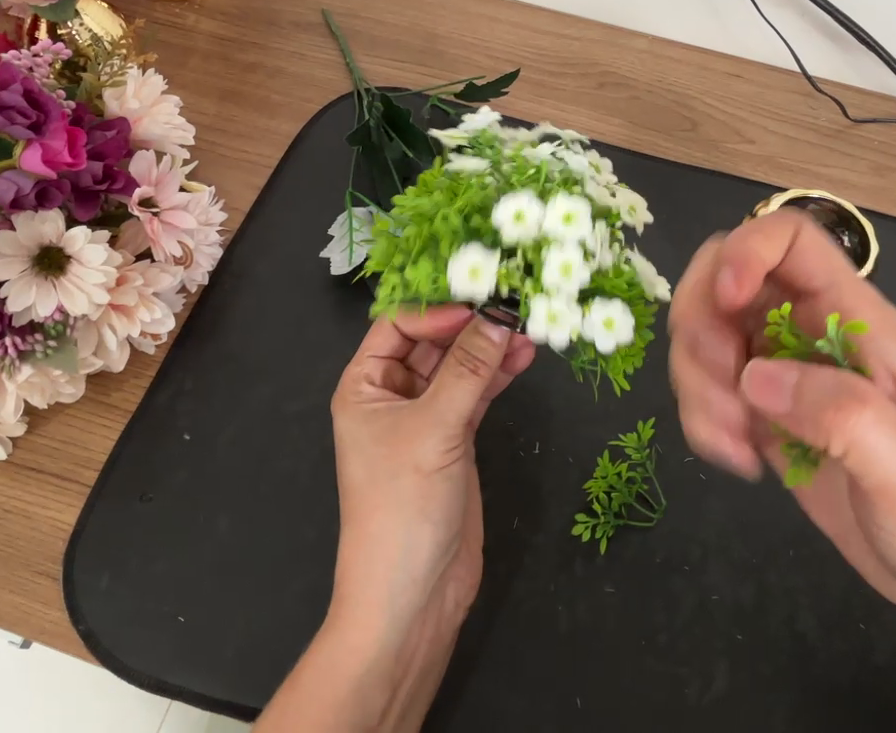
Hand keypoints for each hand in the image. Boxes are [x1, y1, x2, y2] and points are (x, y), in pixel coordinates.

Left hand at [258, 306, 534, 732]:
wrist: (412, 594)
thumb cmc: (403, 504)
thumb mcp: (433, 429)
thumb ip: (469, 369)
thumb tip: (501, 315)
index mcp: (365, 384)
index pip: (398, 325)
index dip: (437, 309)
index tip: (481, 302)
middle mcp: (391, 394)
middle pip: (432, 342)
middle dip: (471, 324)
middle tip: (517, 304)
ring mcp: (425, 418)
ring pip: (459, 367)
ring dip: (491, 349)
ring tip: (531, 329)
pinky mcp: (455, 439)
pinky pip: (476, 394)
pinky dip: (499, 376)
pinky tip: (524, 358)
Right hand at [667, 211, 895, 627]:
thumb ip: (842, 414)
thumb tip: (755, 378)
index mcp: (860, 323)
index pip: (791, 241)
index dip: (745, 251)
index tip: (724, 305)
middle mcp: (813, 334)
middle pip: (723, 281)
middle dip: (700, 327)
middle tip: (718, 387)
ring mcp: (784, 375)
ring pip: (705, 337)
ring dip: (698, 385)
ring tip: (735, 446)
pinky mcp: (764, 417)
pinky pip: (708, 391)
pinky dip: (702, 419)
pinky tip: (740, 462)